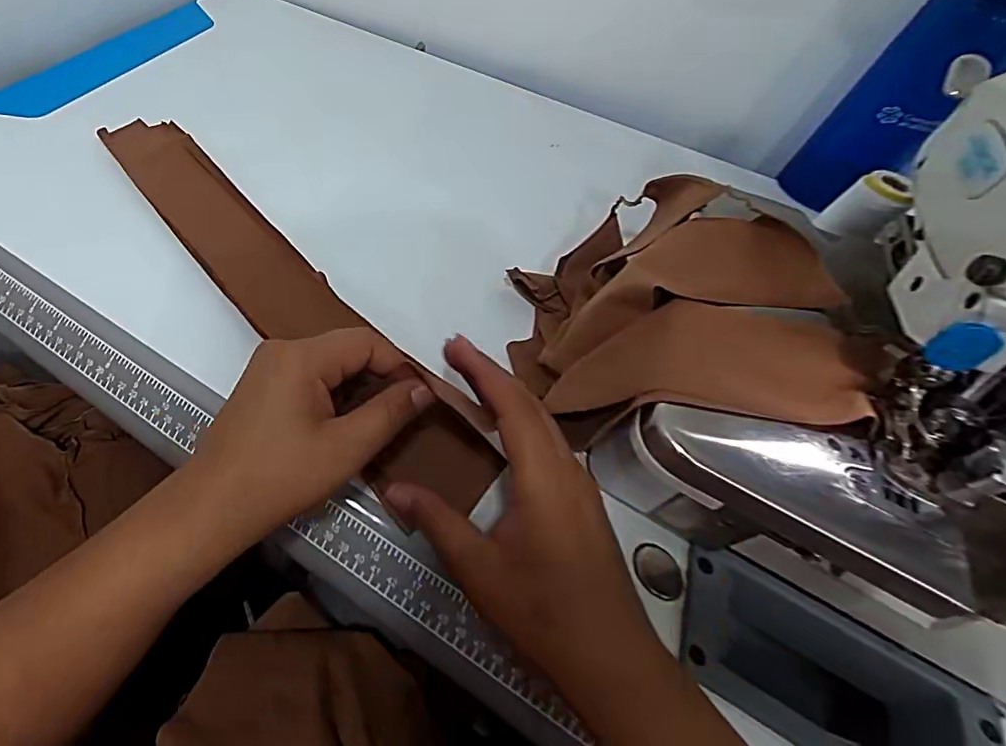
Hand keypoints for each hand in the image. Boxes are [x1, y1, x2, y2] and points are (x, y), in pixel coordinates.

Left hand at [182, 328, 433, 545]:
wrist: (213, 506)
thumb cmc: (278, 478)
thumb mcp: (344, 448)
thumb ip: (389, 413)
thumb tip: (421, 389)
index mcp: (300, 355)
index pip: (365, 341)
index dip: (399, 364)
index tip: (422, 396)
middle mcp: (282, 349)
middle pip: (346, 349)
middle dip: (379, 377)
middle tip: (406, 412)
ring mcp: (268, 367)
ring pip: (329, 364)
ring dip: (357, 388)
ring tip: (380, 422)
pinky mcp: (262, 386)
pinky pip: (309, 377)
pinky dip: (334, 395)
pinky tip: (346, 424)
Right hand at [386, 338, 739, 744]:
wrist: (613, 661)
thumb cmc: (543, 612)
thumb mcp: (480, 569)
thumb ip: (437, 521)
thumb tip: (393, 488)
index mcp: (543, 476)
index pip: (511, 405)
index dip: (481, 370)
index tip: (453, 343)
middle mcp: (567, 469)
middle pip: (531, 404)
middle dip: (493, 373)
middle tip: (456, 352)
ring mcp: (581, 485)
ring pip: (543, 422)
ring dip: (509, 395)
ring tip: (475, 382)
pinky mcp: (584, 501)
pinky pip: (549, 442)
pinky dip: (522, 419)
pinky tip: (506, 432)